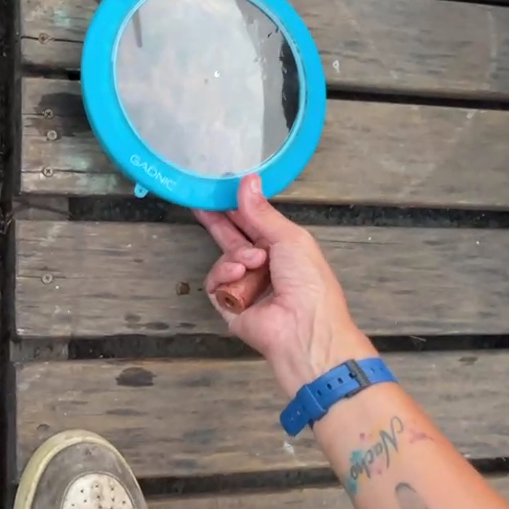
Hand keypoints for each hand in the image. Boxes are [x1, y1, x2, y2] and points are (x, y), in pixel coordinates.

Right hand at [195, 174, 376, 396]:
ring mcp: (245, 285)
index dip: (237, 206)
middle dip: (219, 222)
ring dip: (236, 256)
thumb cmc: (308, 283)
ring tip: (253, 262)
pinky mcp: (228, 303)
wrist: (303, 328)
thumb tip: (248, 180)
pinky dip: (225, 276)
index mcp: (282, 248)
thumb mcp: (289, 238)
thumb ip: (261, 212)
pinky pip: (215, 281)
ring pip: (225, 258)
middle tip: (200, 204)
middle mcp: (263, 266)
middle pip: (233, 238)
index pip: (253, 222)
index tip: (219, 189)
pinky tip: (238, 276)